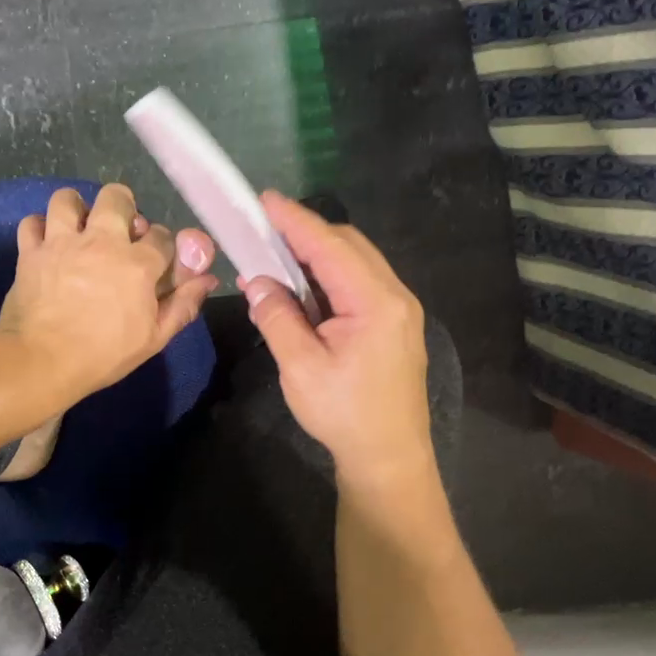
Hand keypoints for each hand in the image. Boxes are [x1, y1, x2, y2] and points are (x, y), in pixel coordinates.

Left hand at [0, 184, 216, 404]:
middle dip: (122, 207)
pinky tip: (45, 243)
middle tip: (117, 230)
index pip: (162, 235)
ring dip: (75, 209)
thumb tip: (207, 280)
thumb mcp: (153, 338)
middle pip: (116, 198)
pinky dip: (38, 229)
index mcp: (137, 263)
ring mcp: (61, 243)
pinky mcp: (30, 252)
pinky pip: (31, 222)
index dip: (162, 246)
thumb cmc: (102, 355)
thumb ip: (182, 305)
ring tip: (78, 228)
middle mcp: (100, 242)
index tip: (155, 260)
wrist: (42, 361)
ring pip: (67, 200)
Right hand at [241, 192, 434, 493]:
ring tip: (276, 254)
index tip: (265, 200)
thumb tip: (257, 282)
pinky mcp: (393, 325)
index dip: (295, 221)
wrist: (388, 456)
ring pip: (356, 263)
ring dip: (318, 254)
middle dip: (307, 232)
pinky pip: (360, 283)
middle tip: (263, 229)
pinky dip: (329, 275)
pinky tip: (303, 286)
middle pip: (349, 246)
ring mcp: (399, 310)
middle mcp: (395, 296)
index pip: (330, 247)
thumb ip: (278, 318)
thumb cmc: (343, 413)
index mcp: (375, 303)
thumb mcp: (301, 367)